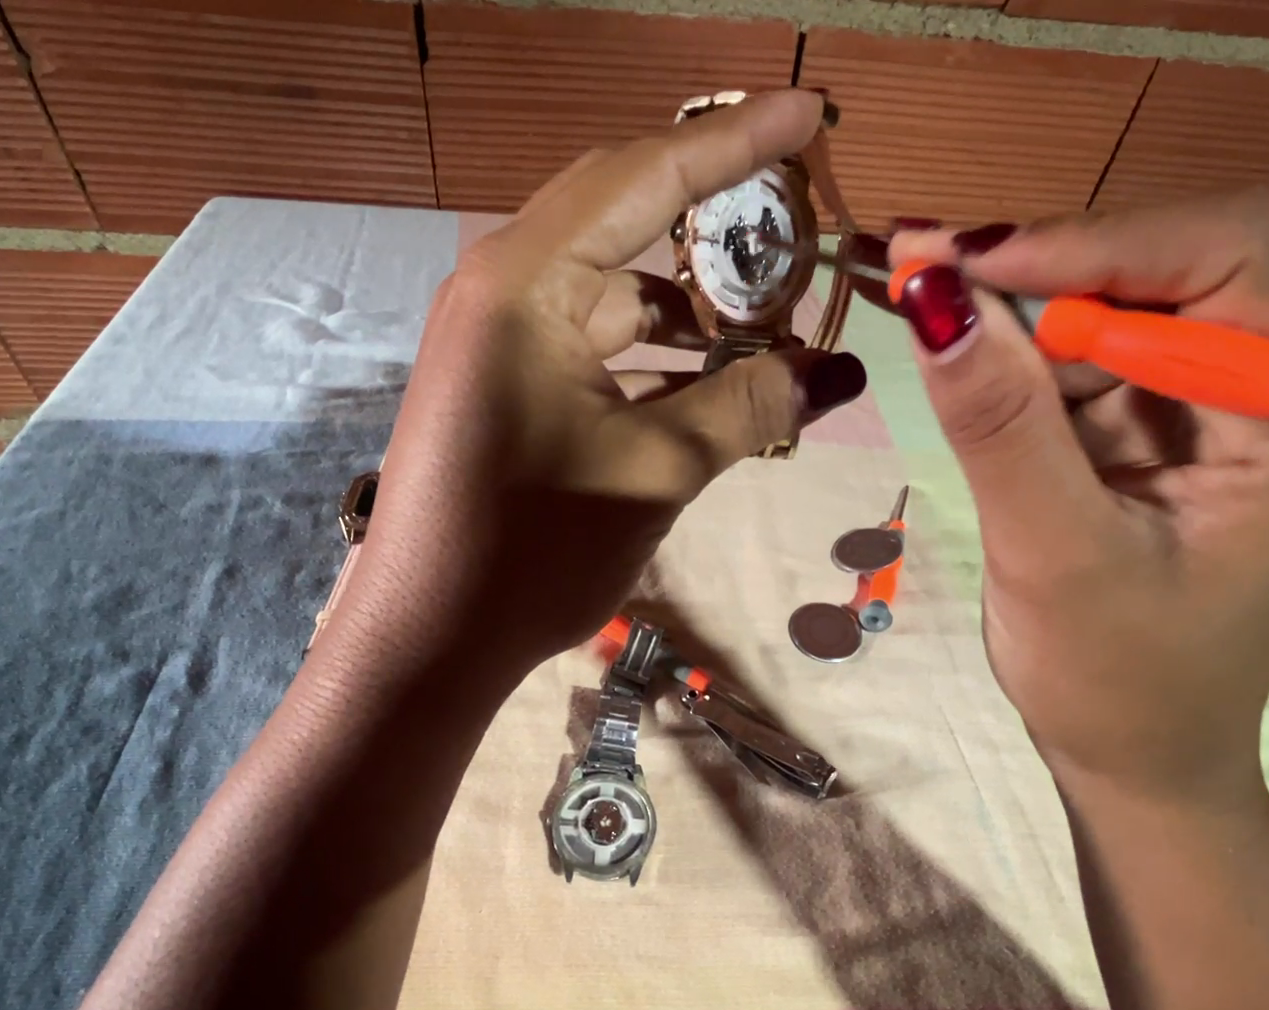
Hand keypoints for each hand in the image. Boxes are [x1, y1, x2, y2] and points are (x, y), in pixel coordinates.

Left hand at [346, 90, 865, 673]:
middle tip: (796, 213)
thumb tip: (839, 373)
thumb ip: (749, 406)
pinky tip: (713, 374)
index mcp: (528, 282)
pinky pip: (596, 335)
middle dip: (714, 211)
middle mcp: (505, 285)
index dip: (737, 143)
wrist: (429, 638)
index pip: (647, 178)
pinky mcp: (507, 378)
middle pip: (625, 211)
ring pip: (615, 282)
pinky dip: (657, 346)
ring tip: (772, 321)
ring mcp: (500, 333)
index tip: (808, 113)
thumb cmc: (531, 552)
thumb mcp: (656, 471)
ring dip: (692, 297)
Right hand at [890, 191, 1268, 805]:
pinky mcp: (1149, 422)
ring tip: (922, 306)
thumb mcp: (1055, 556)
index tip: (969, 262)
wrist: (1134, 753)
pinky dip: (1013, 345)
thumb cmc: (1120, 679)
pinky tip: (957, 356)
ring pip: (1116, 297)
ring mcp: (1209, 402)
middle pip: (1176, 258)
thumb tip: (931, 297)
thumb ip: (1001, 425)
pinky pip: (1081, 351)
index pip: (1232, 258)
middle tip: (927, 271)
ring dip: (1018, 301)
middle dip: (1050, 263)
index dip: (1097, 242)